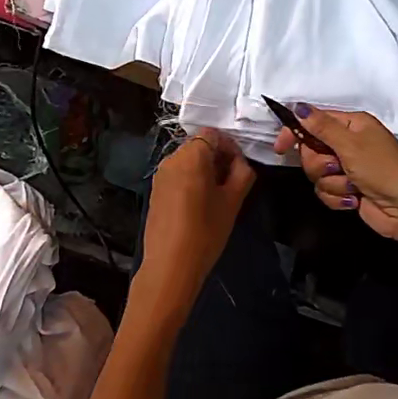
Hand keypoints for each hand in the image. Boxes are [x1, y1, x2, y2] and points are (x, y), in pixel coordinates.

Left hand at [130, 130, 255, 327]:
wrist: (170, 264)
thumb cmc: (206, 230)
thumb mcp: (232, 201)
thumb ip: (242, 174)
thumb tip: (241, 162)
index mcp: (191, 156)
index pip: (213, 134)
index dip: (230, 146)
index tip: (240, 167)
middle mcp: (171, 159)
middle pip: (199, 146)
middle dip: (218, 158)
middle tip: (233, 182)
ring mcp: (160, 175)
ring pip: (187, 160)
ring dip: (205, 170)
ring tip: (218, 196)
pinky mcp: (155, 190)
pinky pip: (177, 175)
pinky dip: (191, 180)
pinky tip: (200, 204)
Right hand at [274, 106, 397, 243]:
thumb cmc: (385, 170)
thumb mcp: (351, 145)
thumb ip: (321, 127)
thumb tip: (297, 107)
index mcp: (351, 125)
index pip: (313, 121)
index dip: (294, 132)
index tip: (280, 147)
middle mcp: (347, 144)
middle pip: (310, 150)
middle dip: (319, 164)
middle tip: (336, 168)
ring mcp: (347, 169)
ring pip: (316, 173)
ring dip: (332, 183)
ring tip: (352, 187)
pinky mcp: (346, 191)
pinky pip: (324, 191)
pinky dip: (337, 198)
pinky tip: (354, 201)